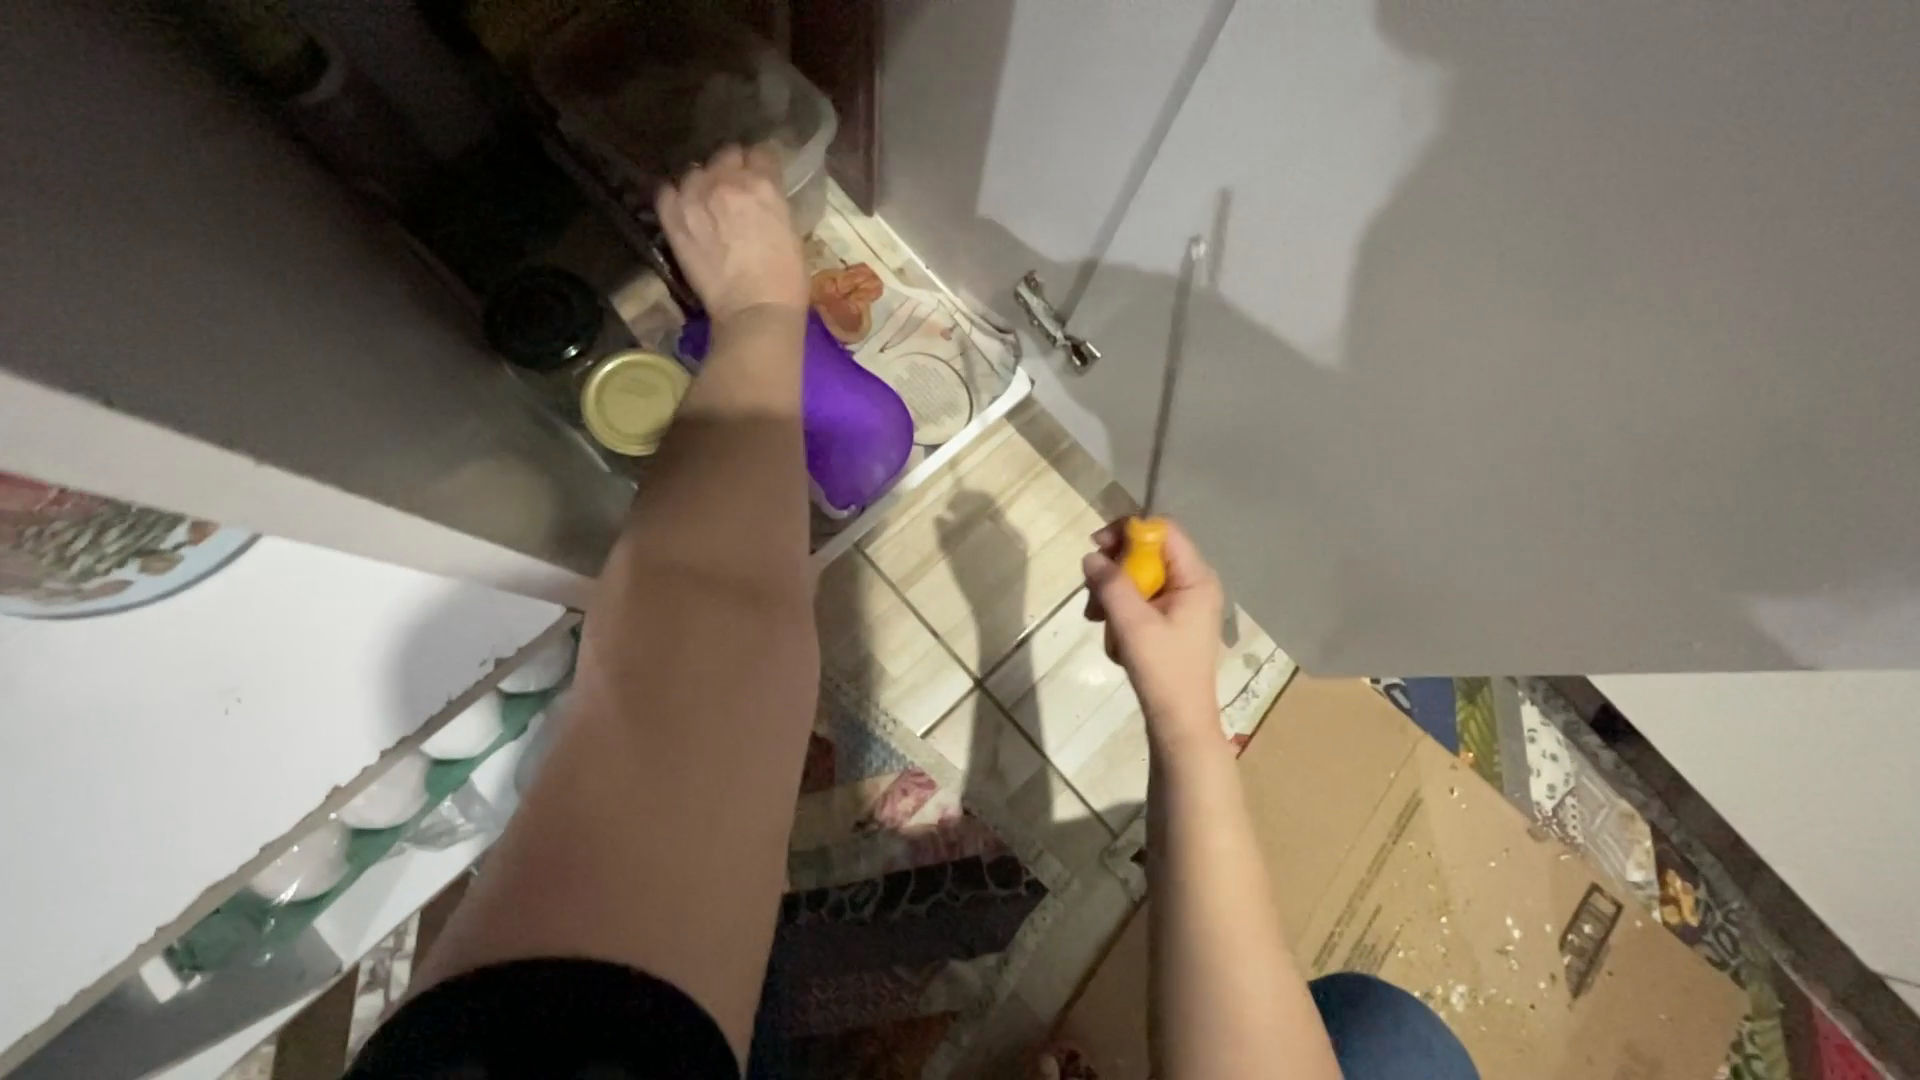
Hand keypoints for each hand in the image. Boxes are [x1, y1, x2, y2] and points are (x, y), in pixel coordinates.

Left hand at [655, 145, 807, 324]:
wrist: (755, 312)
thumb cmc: (787, 281)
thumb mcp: (792, 233)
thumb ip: (774, 206)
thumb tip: (764, 200)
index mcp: (763, 184)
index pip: (762, 153)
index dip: (763, 165)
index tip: (764, 175)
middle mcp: (726, 182)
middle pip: (726, 156)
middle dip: (733, 170)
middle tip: (737, 191)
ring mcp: (695, 198)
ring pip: (695, 173)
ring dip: (704, 184)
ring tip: (709, 204)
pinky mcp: (674, 220)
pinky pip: (666, 193)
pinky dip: (675, 198)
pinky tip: (685, 210)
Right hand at [1083, 517, 1224, 747]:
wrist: (1179, 721)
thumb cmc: (1163, 670)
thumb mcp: (1133, 624)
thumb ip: (1111, 585)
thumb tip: (1091, 557)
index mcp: (1196, 578)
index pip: (1163, 530)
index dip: (1128, 531)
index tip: (1097, 546)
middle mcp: (1193, 583)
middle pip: (1147, 552)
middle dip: (1115, 569)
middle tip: (1092, 593)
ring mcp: (1183, 603)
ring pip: (1138, 577)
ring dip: (1113, 593)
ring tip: (1097, 620)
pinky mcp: (1171, 620)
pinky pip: (1141, 599)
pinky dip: (1121, 611)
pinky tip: (1112, 634)